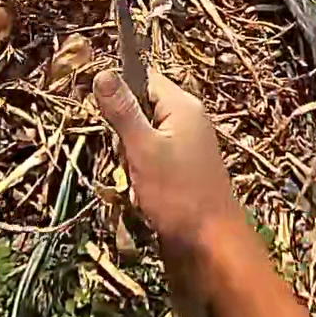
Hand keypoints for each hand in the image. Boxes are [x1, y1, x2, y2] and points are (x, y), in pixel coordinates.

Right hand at [94, 68, 244, 252]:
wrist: (213, 245)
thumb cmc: (178, 194)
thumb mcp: (143, 149)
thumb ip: (122, 111)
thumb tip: (102, 71)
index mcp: (182, 104)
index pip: (144, 77)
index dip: (122, 92)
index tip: (108, 117)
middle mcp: (187, 117)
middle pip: (141, 107)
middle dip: (125, 133)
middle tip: (129, 158)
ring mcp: (187, 143)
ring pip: (143, 136)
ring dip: (132, 158)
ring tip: (137, 180)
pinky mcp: (184, 166)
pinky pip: (152, 157)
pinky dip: (142, 173)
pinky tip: (145, 195)